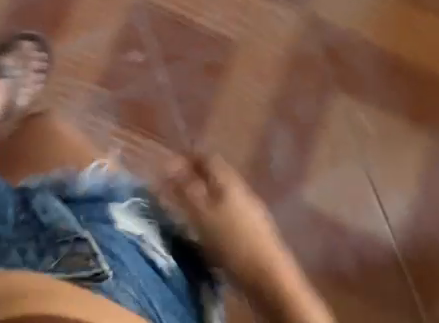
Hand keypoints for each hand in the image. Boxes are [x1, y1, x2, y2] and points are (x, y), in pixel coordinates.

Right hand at [159, 154, 293, 285]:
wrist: (271, 281)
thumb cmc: (232, 242)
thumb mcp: (201, 214)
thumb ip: (183, 189)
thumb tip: (167, 165)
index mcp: (228, 180)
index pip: (206, 156)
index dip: (187, 158)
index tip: (168, 168)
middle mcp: (241, 190)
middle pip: (214, 176)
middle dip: (193, 181)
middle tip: (172, 193)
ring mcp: (250, 212)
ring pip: (221, 198)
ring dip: (202, 202)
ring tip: (184, 216)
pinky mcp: (253, 234)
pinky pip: (227, 217)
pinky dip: (212, 220)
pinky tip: (204, 236)